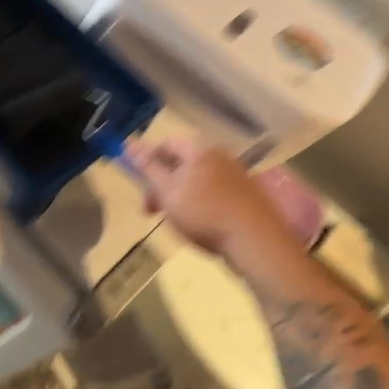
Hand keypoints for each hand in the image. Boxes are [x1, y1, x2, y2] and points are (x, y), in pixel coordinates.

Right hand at [127, 140, 298, 265]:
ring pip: (197, 180)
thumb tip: (129, 143)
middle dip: (162, 184)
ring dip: (180, 196)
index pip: (165, 144)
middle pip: (181, 163)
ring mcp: (239, 176)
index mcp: (200, 150)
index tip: (140, 184)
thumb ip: (147, 166)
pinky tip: (201, 225)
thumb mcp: (167, 191)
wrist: (259, 245)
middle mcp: (221, 156)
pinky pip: (216, 193)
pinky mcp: (249, 196)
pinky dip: (202, 204)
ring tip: (177, 221)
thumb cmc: (205, 214)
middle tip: (152, 210)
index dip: (148, 161)